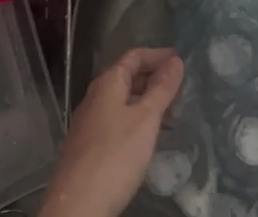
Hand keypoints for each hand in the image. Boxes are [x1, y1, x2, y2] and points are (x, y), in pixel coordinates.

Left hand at [40, 48, 186, 216]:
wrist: (77, 205)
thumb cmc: (115, 155)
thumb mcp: (145, 119)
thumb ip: (161, 89)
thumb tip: (176, 60)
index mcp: (107, 83)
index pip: (134, 56)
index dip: (158, 55)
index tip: (180, 62)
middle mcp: (95, 97)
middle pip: (127, 76)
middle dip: (154, 78)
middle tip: (179, 90)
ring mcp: (89, 121)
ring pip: (122, 100)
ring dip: (146, 101)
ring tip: (170, 114)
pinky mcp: (89, 144)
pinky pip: (116, 119)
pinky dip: (136, 119)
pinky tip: (148, 136)